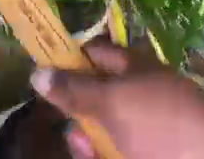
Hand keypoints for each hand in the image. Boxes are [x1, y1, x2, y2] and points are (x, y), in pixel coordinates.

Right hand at [32, 42, 203, 158]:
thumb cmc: (165, 127)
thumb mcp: (111, 101)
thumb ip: (73, 89)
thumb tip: (37, 72)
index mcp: (135, 69)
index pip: (93, 54)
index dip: (67, 60)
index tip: (44, 77)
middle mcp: (142, 98)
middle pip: (98, 98)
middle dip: (77, 113)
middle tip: (70, 130)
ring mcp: (152, 134)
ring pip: (109, 133)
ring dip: (90, 143)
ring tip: (87, 152)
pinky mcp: (154, 155)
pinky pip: (120, 154)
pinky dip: (105, 157)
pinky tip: (96, 158)